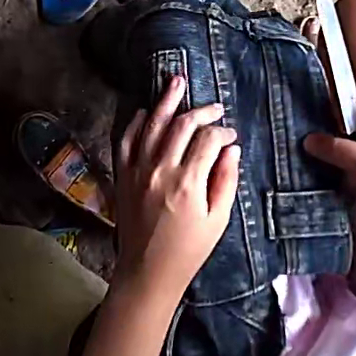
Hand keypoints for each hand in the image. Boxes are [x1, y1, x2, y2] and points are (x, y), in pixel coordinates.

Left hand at [112, 76, 239, 303]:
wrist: (148, 273)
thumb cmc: (189, 250)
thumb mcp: (218, 219)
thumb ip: (226, 180)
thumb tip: (232, 148)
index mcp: (188, 183)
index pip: (208, 140)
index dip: (223, 131)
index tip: (231, 135)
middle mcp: (160, 170)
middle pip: (181, 125)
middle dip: (201, 111)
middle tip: (215, 107)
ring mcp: (138, 171)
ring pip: (152, 125)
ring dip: (165, 102)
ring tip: (176, 81)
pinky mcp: (123, 177)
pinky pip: (126, 141)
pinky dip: (135, 123)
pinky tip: (144, 111)